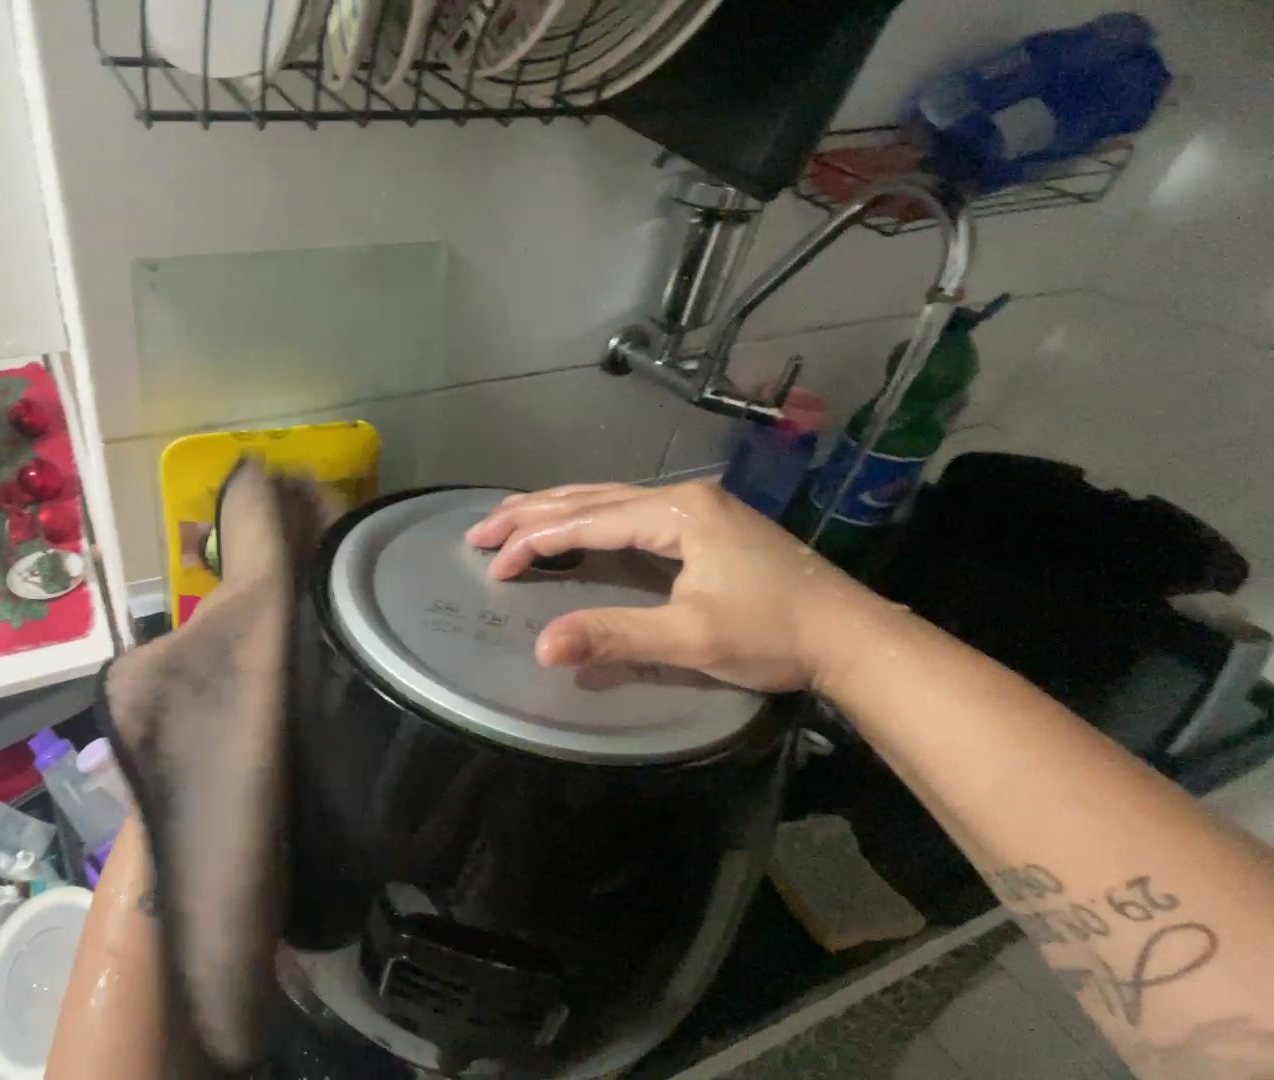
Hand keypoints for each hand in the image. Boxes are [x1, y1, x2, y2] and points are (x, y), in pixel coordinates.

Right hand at [464, 480, 887, 692]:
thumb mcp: (691, 639)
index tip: (493, 566)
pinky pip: (625, 510)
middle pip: (588, 497)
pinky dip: (585, 516)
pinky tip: (570, 524)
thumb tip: (542, 648)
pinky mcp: (703, 522)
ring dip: (554, 509)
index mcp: (676, 513)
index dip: (533, 542)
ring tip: (508, 518)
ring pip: (606, 498)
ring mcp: (694, 506)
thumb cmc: (774, 634)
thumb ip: (614, 636)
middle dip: (529, 514)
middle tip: (478, 531)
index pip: (585, 521)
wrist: (852, 636)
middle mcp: (681, 497)